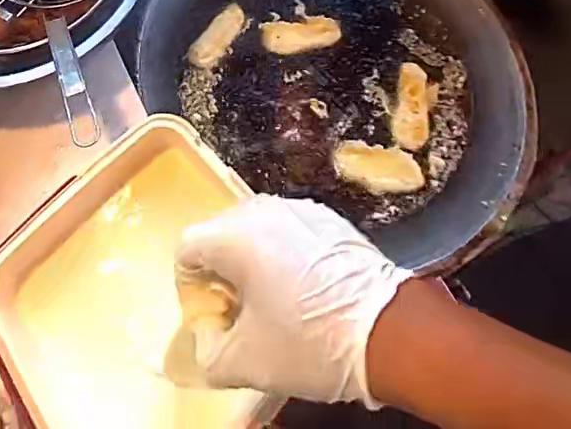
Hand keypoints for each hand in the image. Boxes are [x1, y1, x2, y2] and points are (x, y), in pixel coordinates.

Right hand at [176, 195, 410, 406]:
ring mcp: (300, 208)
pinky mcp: (327, 216)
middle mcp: (265, 209)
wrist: (383, 328)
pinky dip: (283, 252)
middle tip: (236, 312)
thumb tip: (206, 336)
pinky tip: (302, 288)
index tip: (211, 317)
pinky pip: (288, 228)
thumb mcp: (243, 362)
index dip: (189, 286)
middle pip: (220, 233)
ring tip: (270, 301)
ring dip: (251, 260)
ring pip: (256, 228)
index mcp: (236, 235)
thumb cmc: (308, 342)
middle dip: (219, 271)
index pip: (187, 247)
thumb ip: (206, 349)